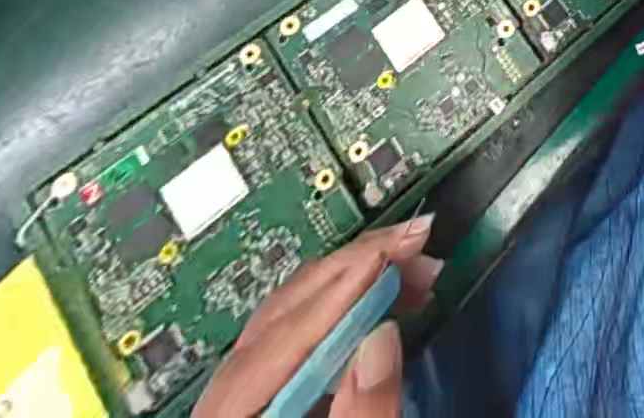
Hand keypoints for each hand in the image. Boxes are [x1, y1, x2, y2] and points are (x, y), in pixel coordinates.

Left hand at [193, 217, 440, 417]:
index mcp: (227, 416)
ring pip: (292, 311)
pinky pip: (301, 329)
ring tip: (418, 267)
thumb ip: (362, 416)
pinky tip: (387, 295)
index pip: (276, 343)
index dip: (339, 291)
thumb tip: (384, 335)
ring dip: (360, 278)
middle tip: (420, 242)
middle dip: (359, 267)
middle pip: (281, 312)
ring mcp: (238, 390)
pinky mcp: (264, 387)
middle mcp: (223, 398)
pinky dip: (349, 301)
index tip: (395, 249)